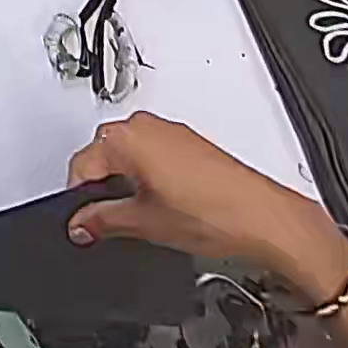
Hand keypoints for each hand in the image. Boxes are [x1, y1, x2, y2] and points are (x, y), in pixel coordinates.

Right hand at [66, 112, 347, 302]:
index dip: (79, 198)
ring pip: (125, 150)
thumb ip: (102, 220)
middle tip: (110, 218)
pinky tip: (164, 199)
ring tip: (144, 211)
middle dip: (100, 185)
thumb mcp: (145, 223)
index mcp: (124, 138)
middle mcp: (141, 124)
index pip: (81, 165)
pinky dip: (146, 170)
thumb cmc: (217, 213)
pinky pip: (148, 148)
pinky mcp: (183, 138)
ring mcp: (165, 129)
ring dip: (124, 177)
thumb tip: (81, 223)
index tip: (83, 220)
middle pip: (101, 153)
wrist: (268, 218)